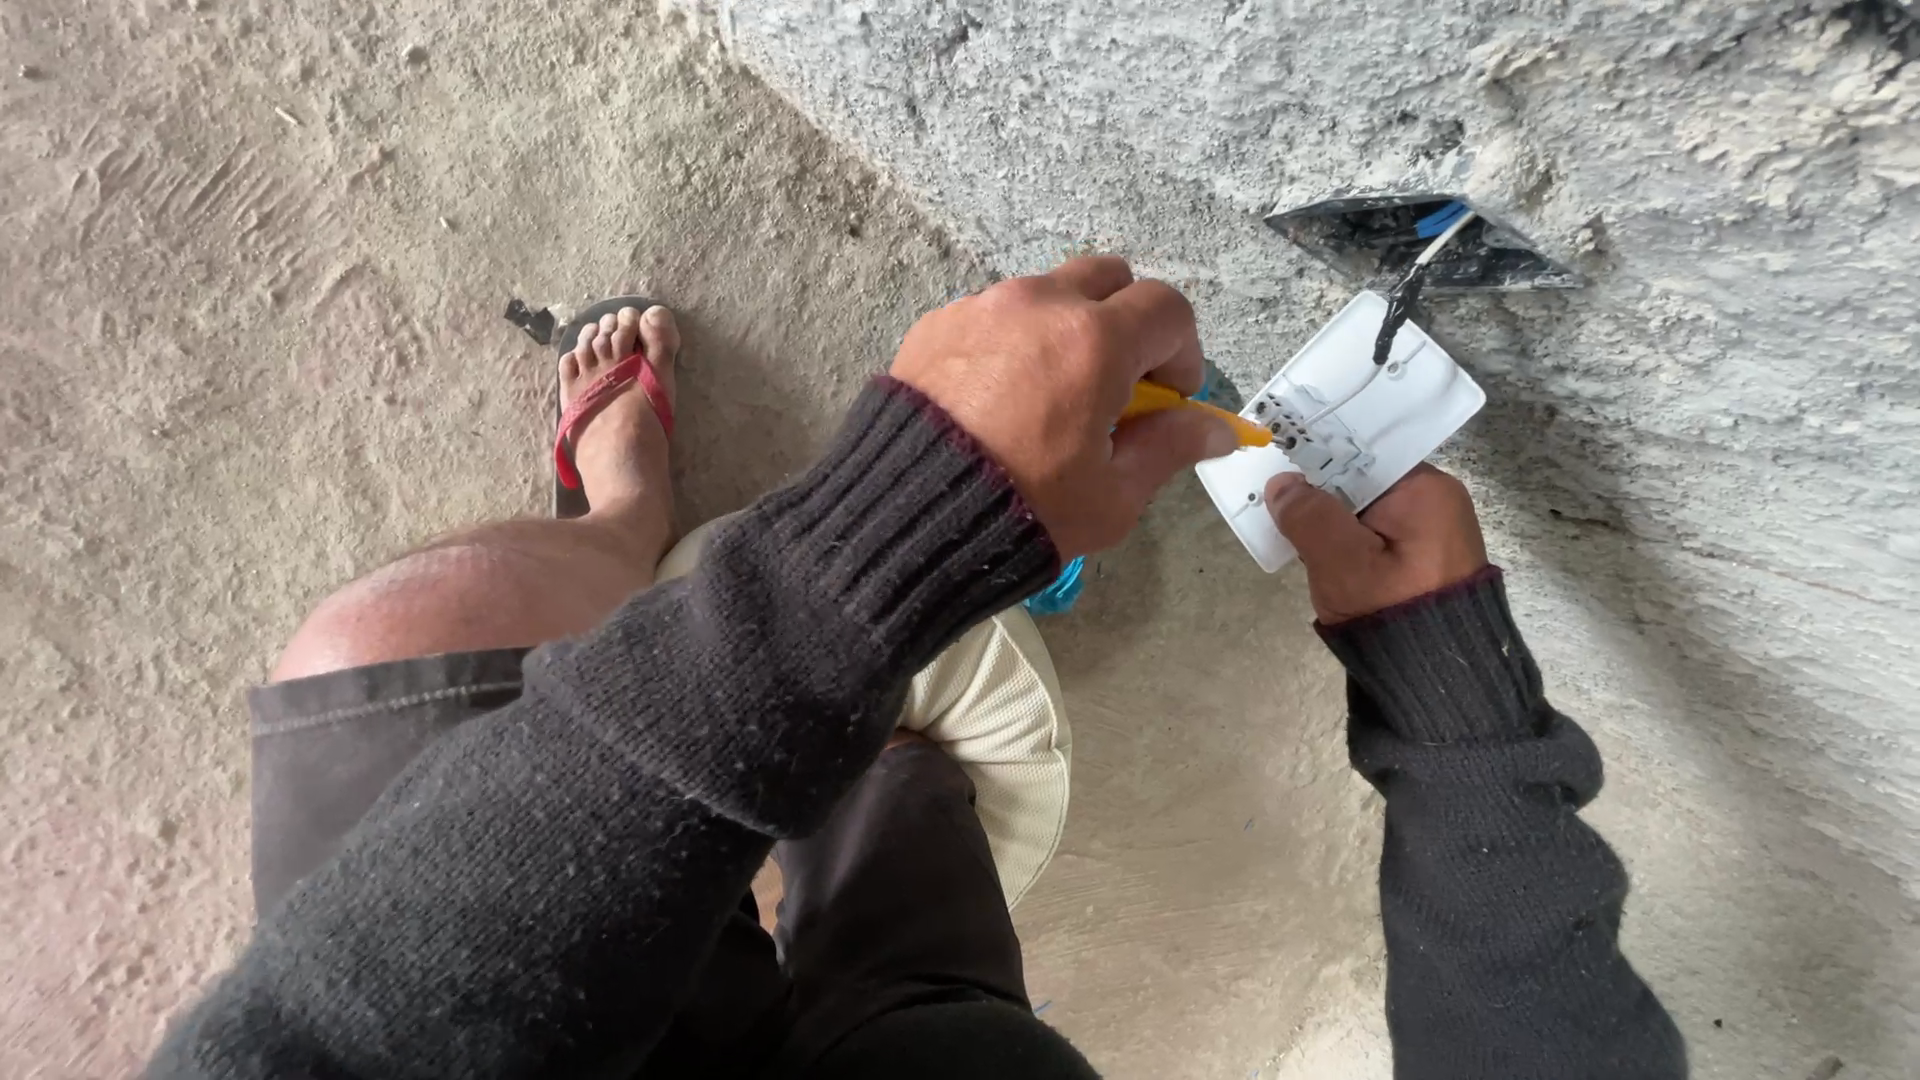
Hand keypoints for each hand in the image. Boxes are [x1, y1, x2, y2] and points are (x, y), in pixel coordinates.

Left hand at [890, 256, 1239, 557]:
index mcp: (1094, 341)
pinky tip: (994, 399)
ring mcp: (980, 308)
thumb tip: (1217, 429)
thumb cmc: (1026, 512)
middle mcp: (1037, 304)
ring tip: (1047, 395)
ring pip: (1045, 294)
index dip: (1183, 352)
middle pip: (1108, 280)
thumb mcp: (1113, 496)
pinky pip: (992, 315)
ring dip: (1065, 329)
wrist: (907, 520)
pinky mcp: (935, 324)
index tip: (1171, 396)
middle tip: (1116, 384)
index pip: (1168, 310)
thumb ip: (1170, 448)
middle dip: (1127, 323)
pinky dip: (1011, 342)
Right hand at [1265, 464, 1488, 623]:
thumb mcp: (1341, 561)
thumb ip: (1309, 516)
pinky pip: (1369, 530)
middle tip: (1278, 505)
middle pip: (1359, 479)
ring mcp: (1426, 528)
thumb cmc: (1387, 608)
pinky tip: (1317, 552)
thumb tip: (1282, 483)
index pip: (1361, 454)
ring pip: (1360, 506)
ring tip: (1291, 531)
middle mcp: (1433, 499)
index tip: (1279, 469)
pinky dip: (1341, 538)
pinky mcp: (1415, 554)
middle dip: (1318, 492)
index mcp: (1424, 489)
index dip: (1317, 459)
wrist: (1431, 674)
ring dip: (1326, 519)